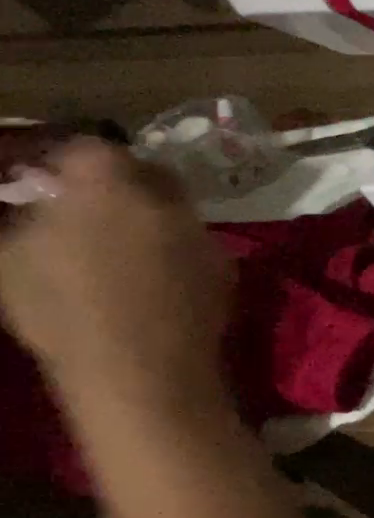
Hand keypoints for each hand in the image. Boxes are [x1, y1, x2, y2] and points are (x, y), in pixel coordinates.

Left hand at [0, 138, 229, 412]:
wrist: (134, 369)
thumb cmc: (187, 302)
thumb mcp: (209, 247)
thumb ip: (175, 205)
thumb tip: (157, 181)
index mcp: (100, 182)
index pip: (97, 148)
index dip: (124, 167)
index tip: (153, 189)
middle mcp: (46, 201)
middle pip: (67, 188)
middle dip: (94, 203)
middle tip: (133, 232)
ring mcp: (17, 241)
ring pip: (48, 225)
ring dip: (73, 238)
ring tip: (111, 272)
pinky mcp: (5, 281)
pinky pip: (33, 263)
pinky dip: (55, 272)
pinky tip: (88, 299)